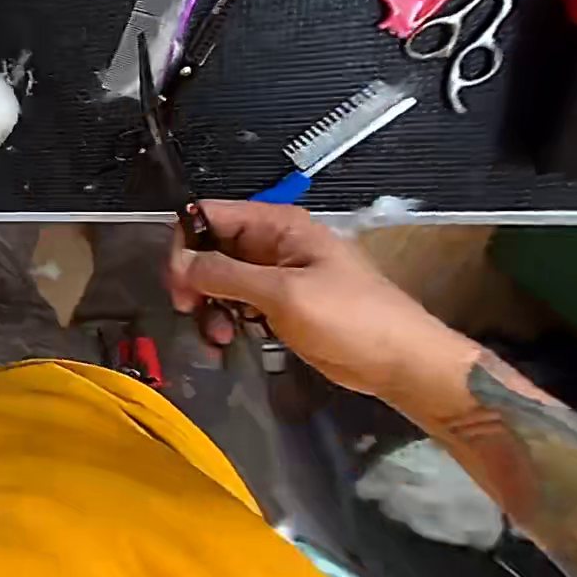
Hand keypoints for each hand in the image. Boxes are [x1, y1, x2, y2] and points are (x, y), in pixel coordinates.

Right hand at [167, 200, 479, 398]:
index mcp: (277, 225)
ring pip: (218, 279)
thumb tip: (181, 263)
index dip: (186, 241)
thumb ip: (227, 274)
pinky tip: (226, 341)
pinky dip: (224, 320)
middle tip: (188, 310)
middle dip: (194, 279)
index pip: (210, 214)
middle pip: (210, 248)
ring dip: (208, 306)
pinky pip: (235, 303)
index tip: (177, 280)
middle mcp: (271, 243)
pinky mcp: (276, 304)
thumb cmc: (349, 318)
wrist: (398, 362)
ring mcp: (273, 275)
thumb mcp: (283, 293)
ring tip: (217, 336)